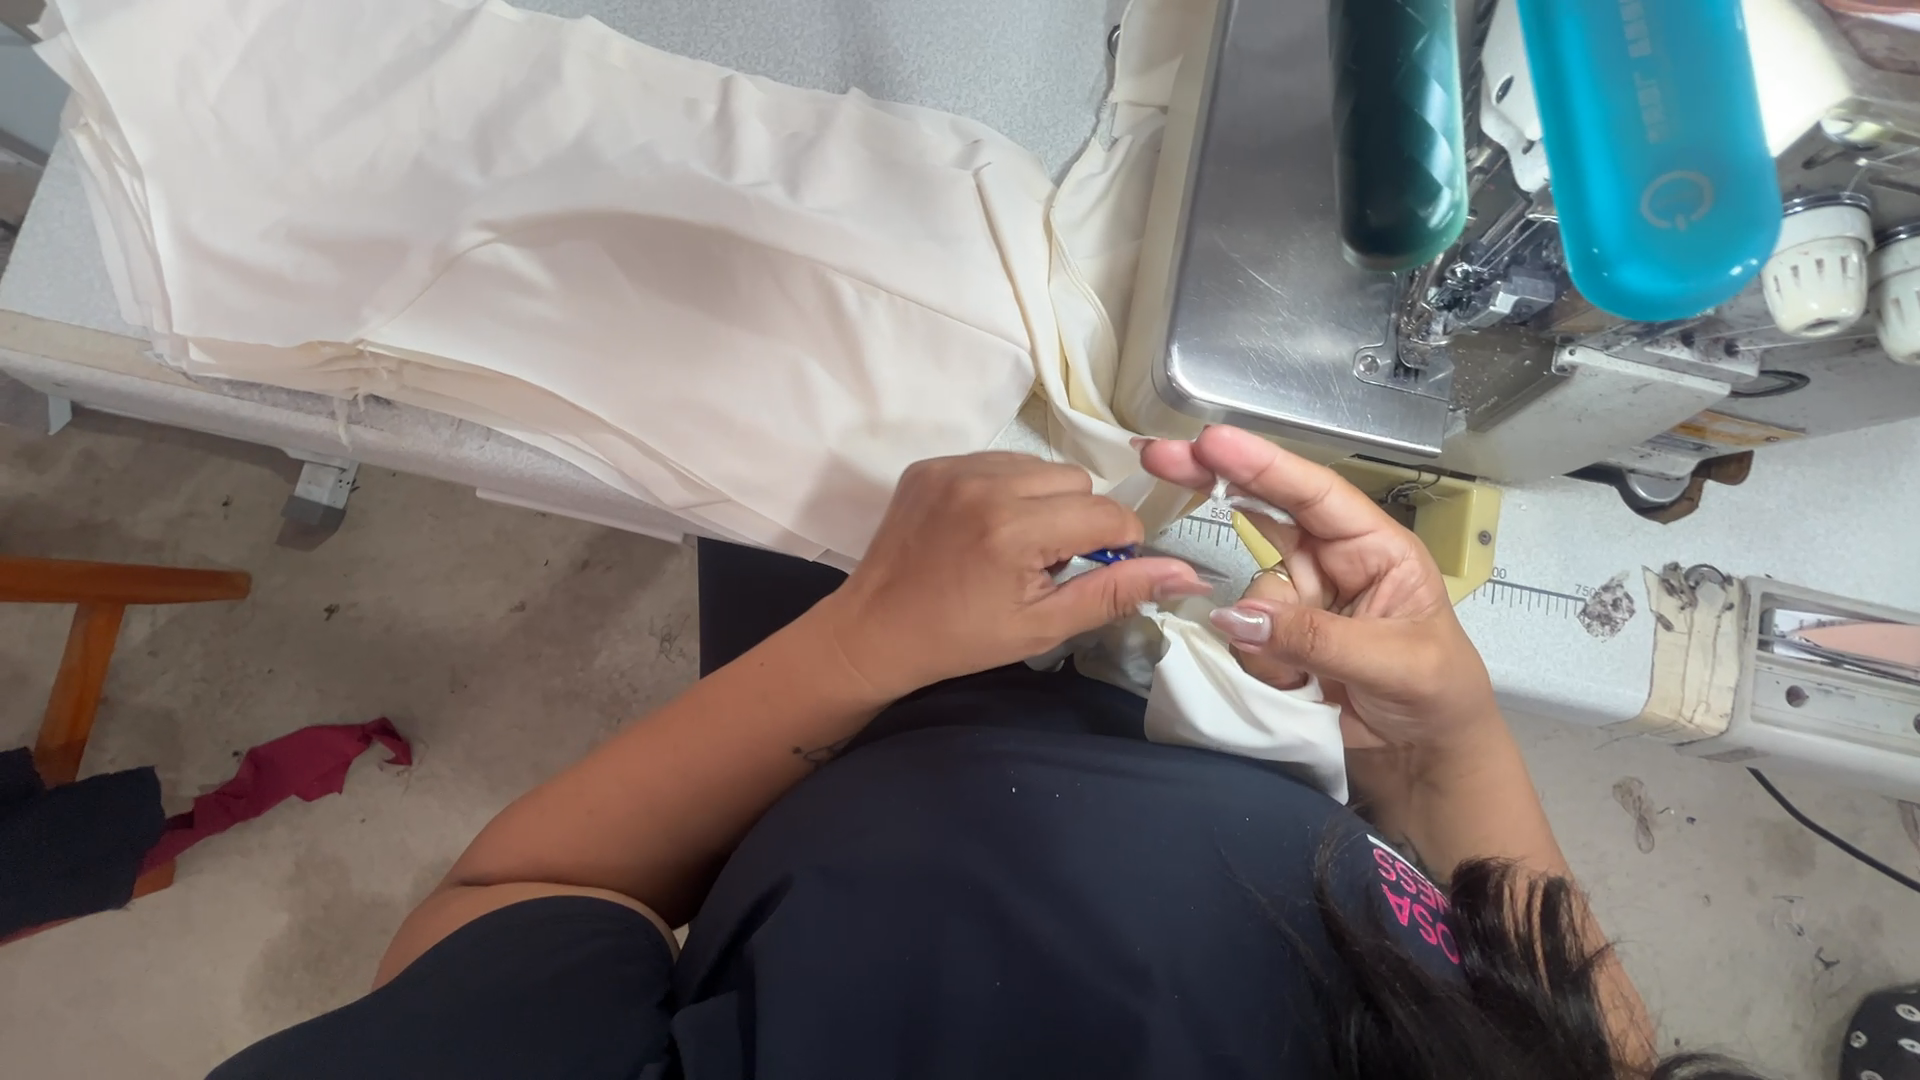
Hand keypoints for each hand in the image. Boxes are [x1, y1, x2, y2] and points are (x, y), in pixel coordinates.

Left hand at [817, 452, 1210, 699]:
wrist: (875, 629)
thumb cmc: (962, 638)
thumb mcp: (1043, 626)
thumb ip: (1116, 593)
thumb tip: (1188, 574)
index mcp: (1015, 530)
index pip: (1107, 514)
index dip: (1115, 545)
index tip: (1091, 571)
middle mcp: (986, 484)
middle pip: (1077, 481)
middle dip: (1076, 521)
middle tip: (1044, 562)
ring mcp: (953, 467)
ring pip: (1041, 466)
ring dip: (1044, 500)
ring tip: (1012, 543)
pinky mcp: (931, 464)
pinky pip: (999, 460)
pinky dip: (1007, 489)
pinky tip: (984, 525)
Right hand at [1140, 426, 1499, 753]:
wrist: (1422, 763)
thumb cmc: (1438, 699)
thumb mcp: (1395, 664)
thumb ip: (1315, 637)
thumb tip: (1235, 617)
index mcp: (1374, 548)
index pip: (1315, 495)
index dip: (1262, 464)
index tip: (1210, 441)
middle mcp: (1329, 561)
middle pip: (1264, 511)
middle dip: (1216, 482)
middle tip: (1158, 457)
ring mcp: (1296, 599)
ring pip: (1248, 591)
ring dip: (1264, 636)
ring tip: (1307, 682)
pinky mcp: (1272, 636)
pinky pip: (1242, 634)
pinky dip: (1258, 661)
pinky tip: (1295, 688)